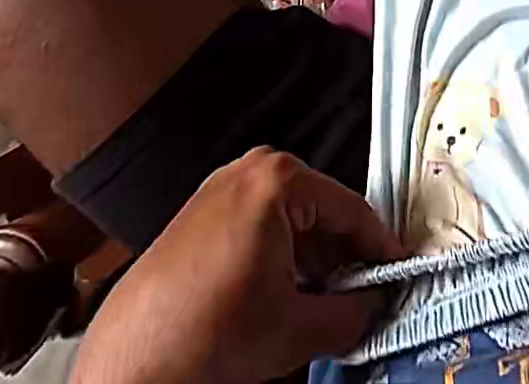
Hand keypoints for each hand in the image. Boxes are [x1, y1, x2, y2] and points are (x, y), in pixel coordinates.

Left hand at [71, 149, 399, 383]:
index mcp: (280, 177)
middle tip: (364, 294)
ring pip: (292, 216)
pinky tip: (286, 292)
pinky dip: (283, 253)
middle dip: (344, 254)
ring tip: (326, 301)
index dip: (380, 246)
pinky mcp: (204, 206)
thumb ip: (355, 312)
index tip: (400, 272)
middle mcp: (254, 166)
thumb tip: (378, 304)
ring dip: (314, 257)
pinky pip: (262, 221)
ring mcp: (224, 182)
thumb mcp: (298, 328)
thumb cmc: (214, 333)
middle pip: (321, 209)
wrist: (127, 362)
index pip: (351, 209)